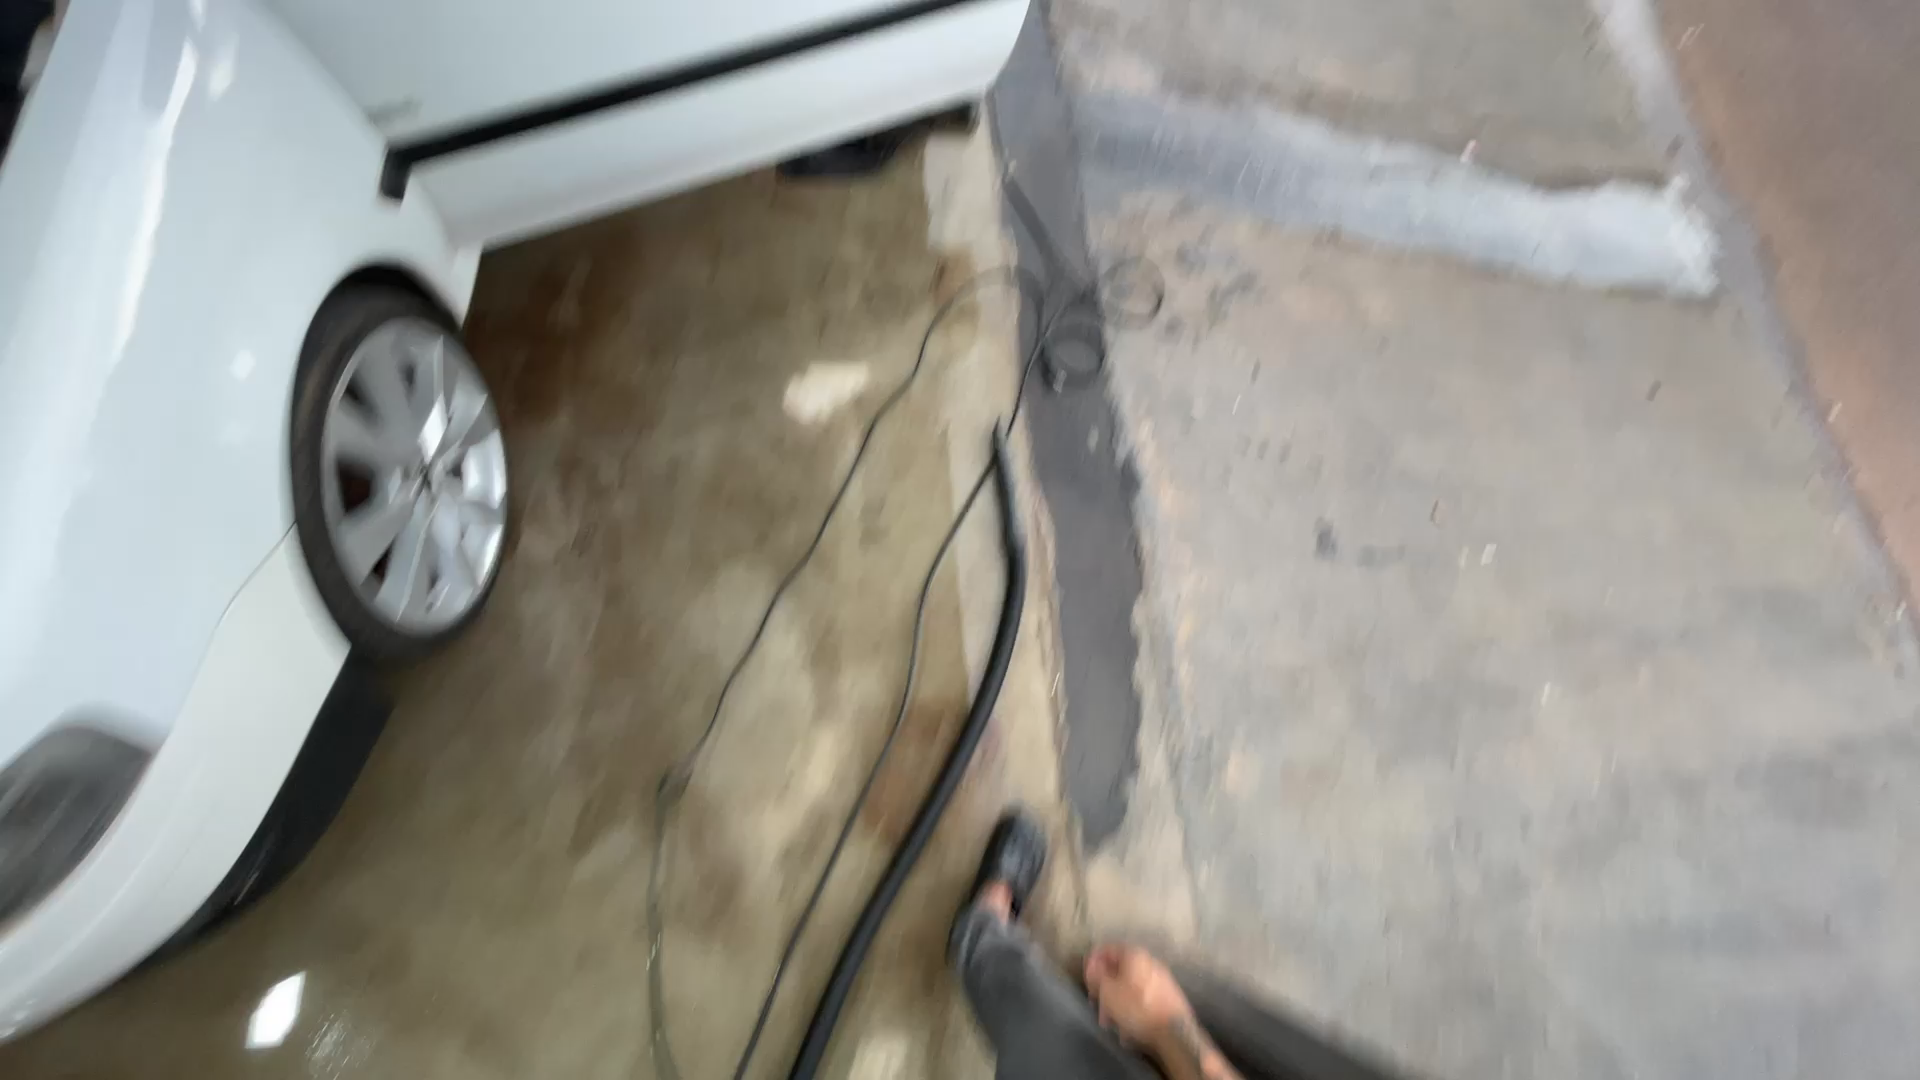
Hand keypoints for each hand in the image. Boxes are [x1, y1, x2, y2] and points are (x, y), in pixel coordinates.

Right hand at [1084, 943, 1194, 1047]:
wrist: (1174, 1033)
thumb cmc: (1137, 1008)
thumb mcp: (1108, 991)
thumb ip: (1096, 975)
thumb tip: (1091, 964)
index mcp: (1134, 954)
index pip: (1107, 949)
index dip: (1093, 961)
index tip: (1086, 977)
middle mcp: (1149, 961)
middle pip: (1120, 970)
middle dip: (1106, 988)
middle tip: (1097, 1004)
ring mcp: (1162, 980)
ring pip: (1132, 987)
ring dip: (1119, 1003)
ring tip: (1112, 1023)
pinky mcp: (1170, 998)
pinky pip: (1144, 999)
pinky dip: (1134, 1010)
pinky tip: (1129, 1029)